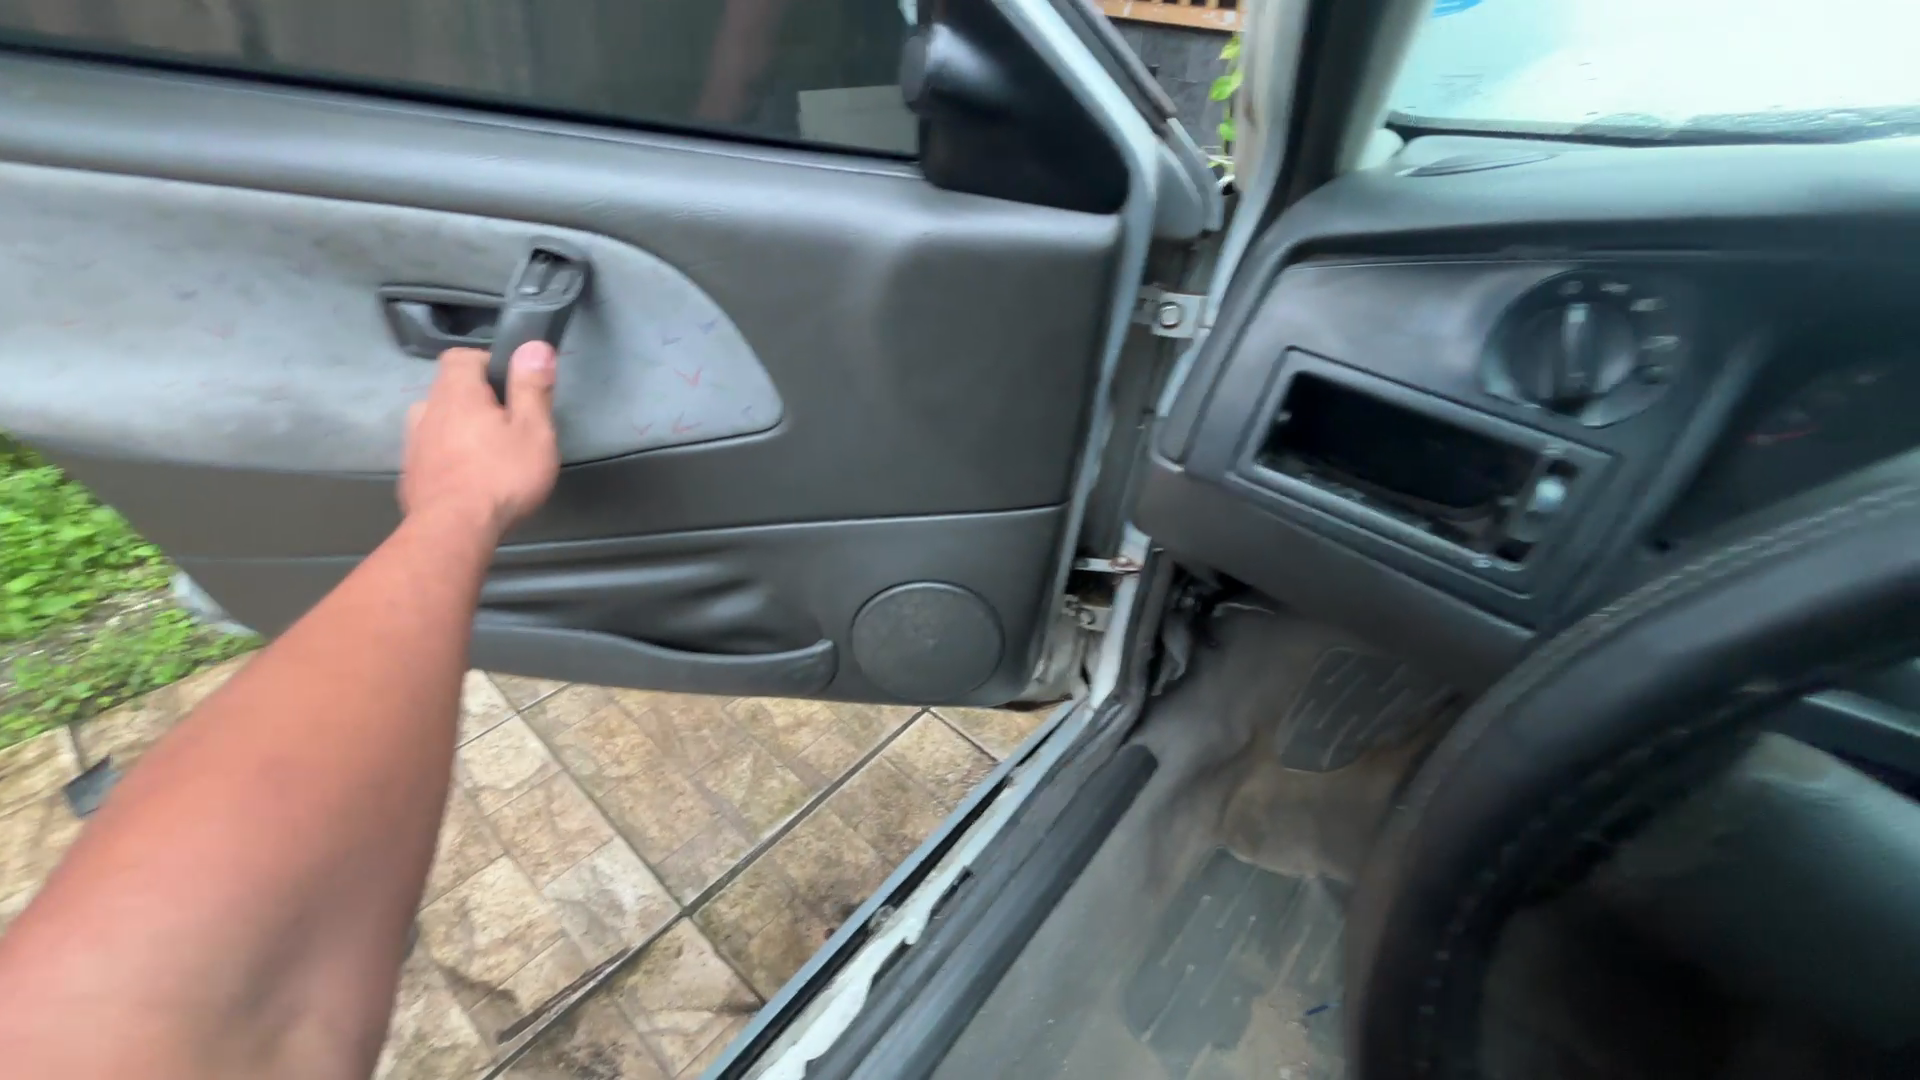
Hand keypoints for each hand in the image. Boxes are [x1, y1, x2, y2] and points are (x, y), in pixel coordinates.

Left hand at [399, 343, 559, 540]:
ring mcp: (413, 445)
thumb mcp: (534, 430)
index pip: (461, 356)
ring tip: (488, 453)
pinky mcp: (411, 475)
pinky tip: (471, 479)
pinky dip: (450, 458)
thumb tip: (534, 345)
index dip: (487, 363)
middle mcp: (427, 411)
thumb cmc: (502, 475)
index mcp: (457, 394)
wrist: (454, 529)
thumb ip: (532, 387)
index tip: (512, 385)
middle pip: (450, 391)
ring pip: (438, 423)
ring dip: (460, 429)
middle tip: (509, 425)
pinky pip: (432, 453)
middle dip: (477, 401)